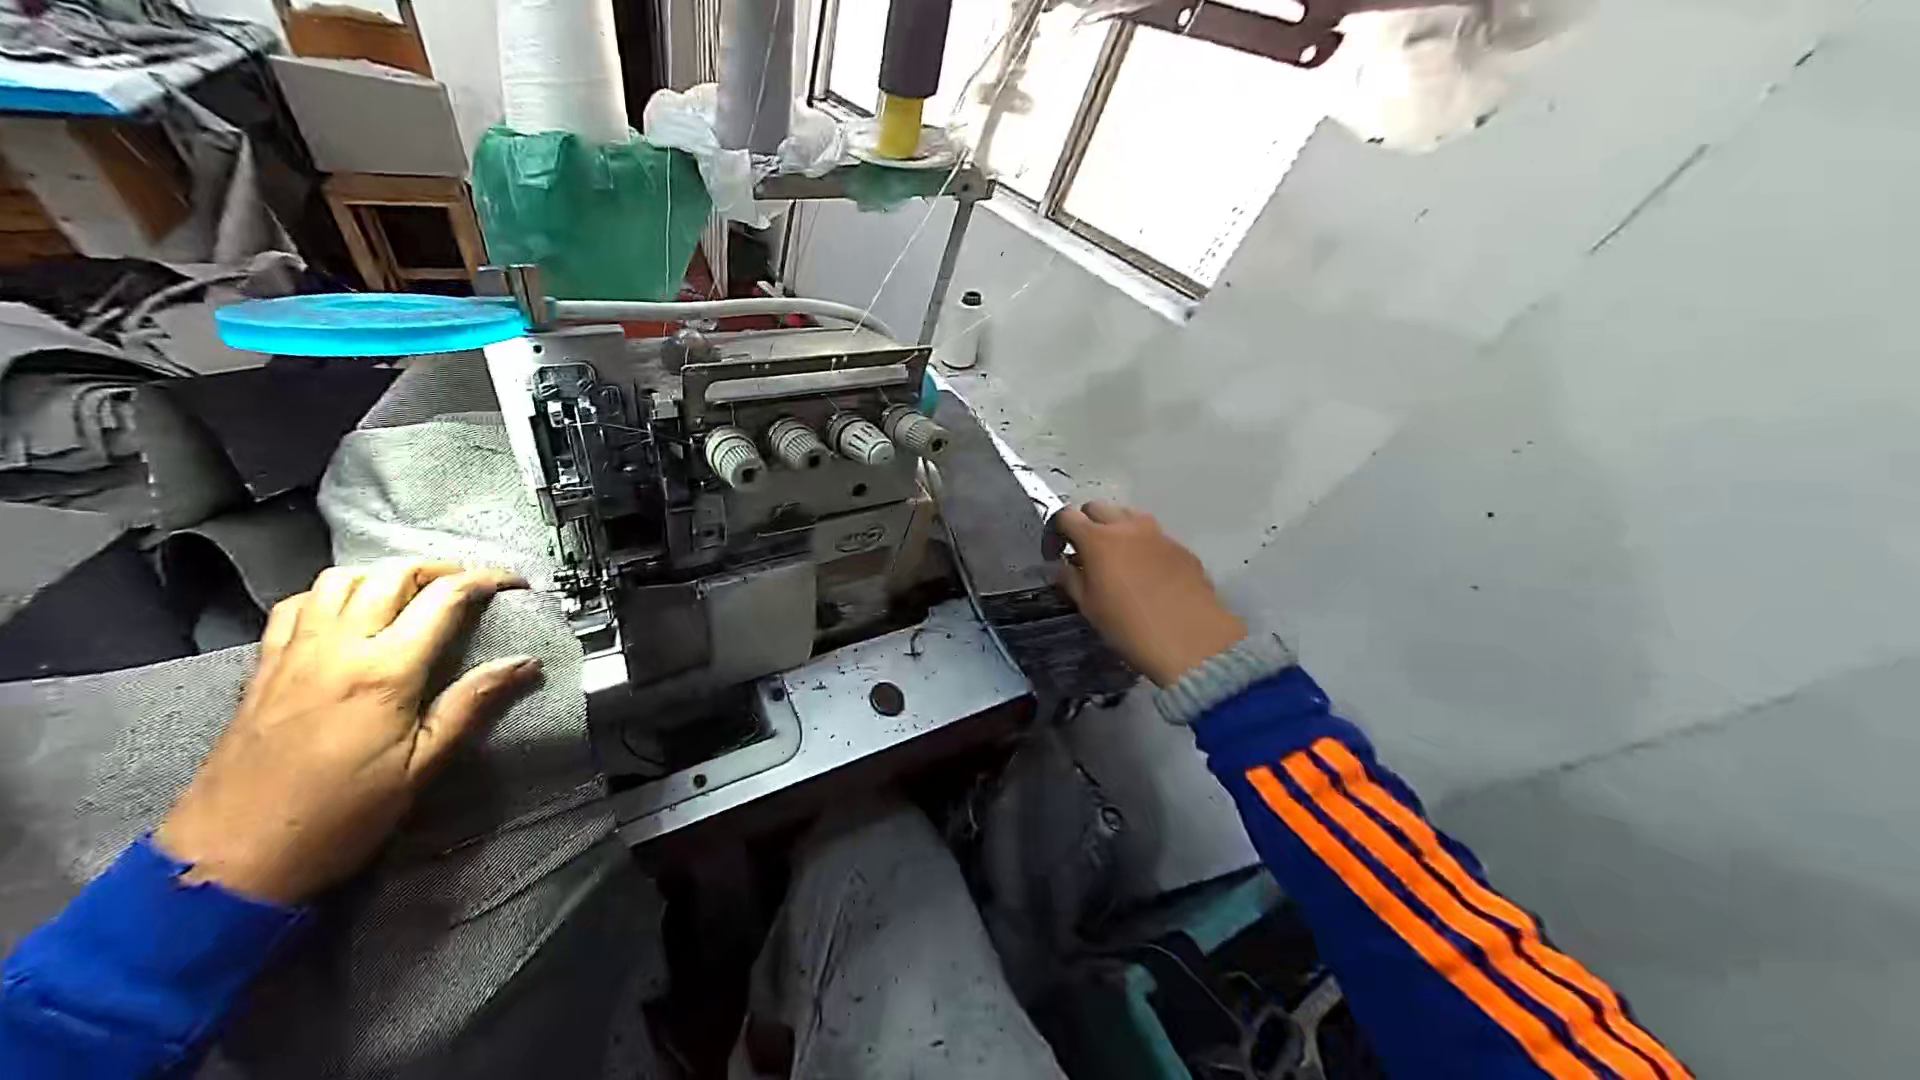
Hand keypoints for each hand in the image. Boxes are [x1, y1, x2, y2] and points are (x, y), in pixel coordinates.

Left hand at [155, 562, 540, 906]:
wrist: (228, 861)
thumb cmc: (340, 816)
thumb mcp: (422, 765)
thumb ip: (472, 704)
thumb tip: (524, 663)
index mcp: (384, 672)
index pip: (444, 599)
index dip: (486, 580)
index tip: (514, 583)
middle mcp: (337, 649)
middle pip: (391, 575)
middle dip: (439, 570)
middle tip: (471, 586)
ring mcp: (294, 654)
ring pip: (340, 579)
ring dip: (385, 575)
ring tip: (414, 595)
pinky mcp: (264, 668)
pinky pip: (297, 606)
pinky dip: (333, 595)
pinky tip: (352, 615)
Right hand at [1055, 501, 1246, 687]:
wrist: (1192, 641)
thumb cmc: (1129, 627)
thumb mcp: (1089, 607)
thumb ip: (1070, 580)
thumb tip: (1060, 566)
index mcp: (1097, 539)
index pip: (1067, 516)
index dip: (1057, 531)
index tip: (1057, 552)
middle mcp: (1128, 527)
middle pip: (1098, 507)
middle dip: (1086, 523)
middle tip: (1085, 551)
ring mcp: (1158, 534)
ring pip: (1129, 516)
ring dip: (1116, 528)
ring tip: (1116, 557)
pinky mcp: (1181, 548)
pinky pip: (1154, 535)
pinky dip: (1142, 544)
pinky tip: (1146, 573)